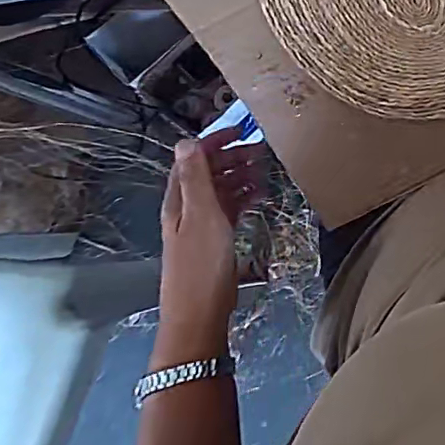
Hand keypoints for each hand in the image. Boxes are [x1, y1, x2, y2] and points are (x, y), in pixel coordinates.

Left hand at [154, 129, 264, 368]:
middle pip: (209, 172)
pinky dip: (244, 196)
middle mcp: (188, 207)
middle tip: (263, 151)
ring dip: (241, 175)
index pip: (193, 159)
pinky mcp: (215, 238)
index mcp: (180, 199)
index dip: (214, 142)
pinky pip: (230, 207)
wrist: (198, 314)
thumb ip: (196, 178)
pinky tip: (260, 196)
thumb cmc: (201, 263)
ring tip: (265, 171)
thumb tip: (186, 140)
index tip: (241, 130)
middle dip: (233, 156)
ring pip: (221, 188)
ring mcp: (202, 224)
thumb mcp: (202, 215)